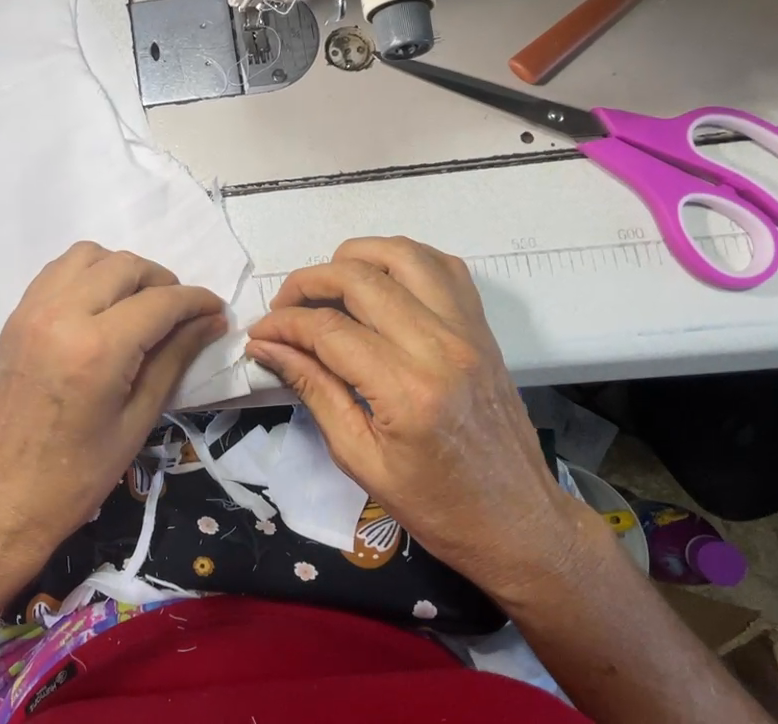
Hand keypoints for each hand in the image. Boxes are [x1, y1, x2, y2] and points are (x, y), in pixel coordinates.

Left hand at [0, 242, 226, 564]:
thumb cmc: (77, 475)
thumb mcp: (137, 420)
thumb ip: (173, 359)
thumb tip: (210, 321)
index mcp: (97, 348)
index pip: (160, 301)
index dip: (195, 301)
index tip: (216, 310)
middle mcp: (62, 314)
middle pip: (125, 266)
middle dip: (162, 280)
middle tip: (181, 312)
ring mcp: (32, 310)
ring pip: (87, 255)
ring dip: (121, 270)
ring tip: (140, 305)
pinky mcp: (15, 317)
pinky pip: (57, 271)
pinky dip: (87, 274)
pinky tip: (101, 306)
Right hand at [245, 237, 603, 604]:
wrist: (518, 521)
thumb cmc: (434, 504)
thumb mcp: (358, 457)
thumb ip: (312, 389)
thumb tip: (266, 347)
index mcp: (406, 390)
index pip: (327, 329)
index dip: (282, 324)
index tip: (259, 335)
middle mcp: (440, 346)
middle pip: (359, 278)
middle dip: (307, 283)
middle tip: (283, 309)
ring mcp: (467, 330)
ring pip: (402, 254)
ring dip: (353, 258)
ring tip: (327, 288)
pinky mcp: (481, 327)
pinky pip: (441, 266)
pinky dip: (401, 261)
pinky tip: (377, 284)